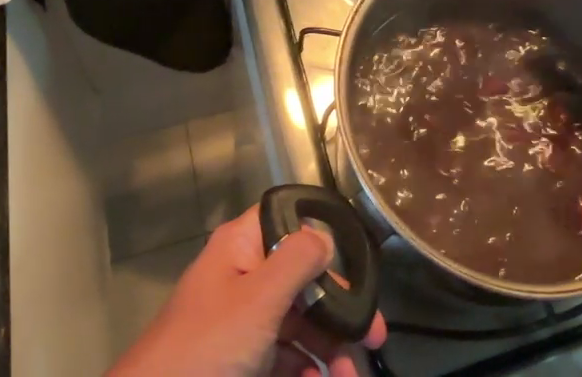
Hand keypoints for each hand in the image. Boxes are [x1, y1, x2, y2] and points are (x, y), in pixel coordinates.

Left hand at [108, 205, 386, 376]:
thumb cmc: (208, 344)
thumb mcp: (258, 300)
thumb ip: (297, 261)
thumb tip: (326, 235)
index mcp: (242, 247)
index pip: (288, 220)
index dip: (322, 236)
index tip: (357, 264)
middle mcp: (244, 275)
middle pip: (302, 279)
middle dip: (339, 308)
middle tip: (373, 335)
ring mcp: (242, 320)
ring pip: (299, 322)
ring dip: (329, 347)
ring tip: (351, 374)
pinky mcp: (241, 358)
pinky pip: (284, 356)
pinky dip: (307, 369)